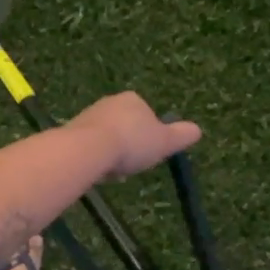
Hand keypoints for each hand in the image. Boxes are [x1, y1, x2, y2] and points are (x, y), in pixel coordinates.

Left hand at [69, 92, 201, 177]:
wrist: (89, 148)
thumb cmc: (132, 142)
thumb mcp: (165, 141)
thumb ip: (181, 135)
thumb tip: (196, 130)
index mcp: (132, 99)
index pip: (146, 116)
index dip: (150, 137)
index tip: (149, 153)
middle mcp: (109, 102)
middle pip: (125, 128)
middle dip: (129, 146)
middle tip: (131, 165)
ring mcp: (88, 115)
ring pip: (108, 138)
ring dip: (113, 154)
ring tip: (115, 170)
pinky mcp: (72, 130)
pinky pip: (91, 147)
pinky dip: (97, 158)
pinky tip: (98, 170)